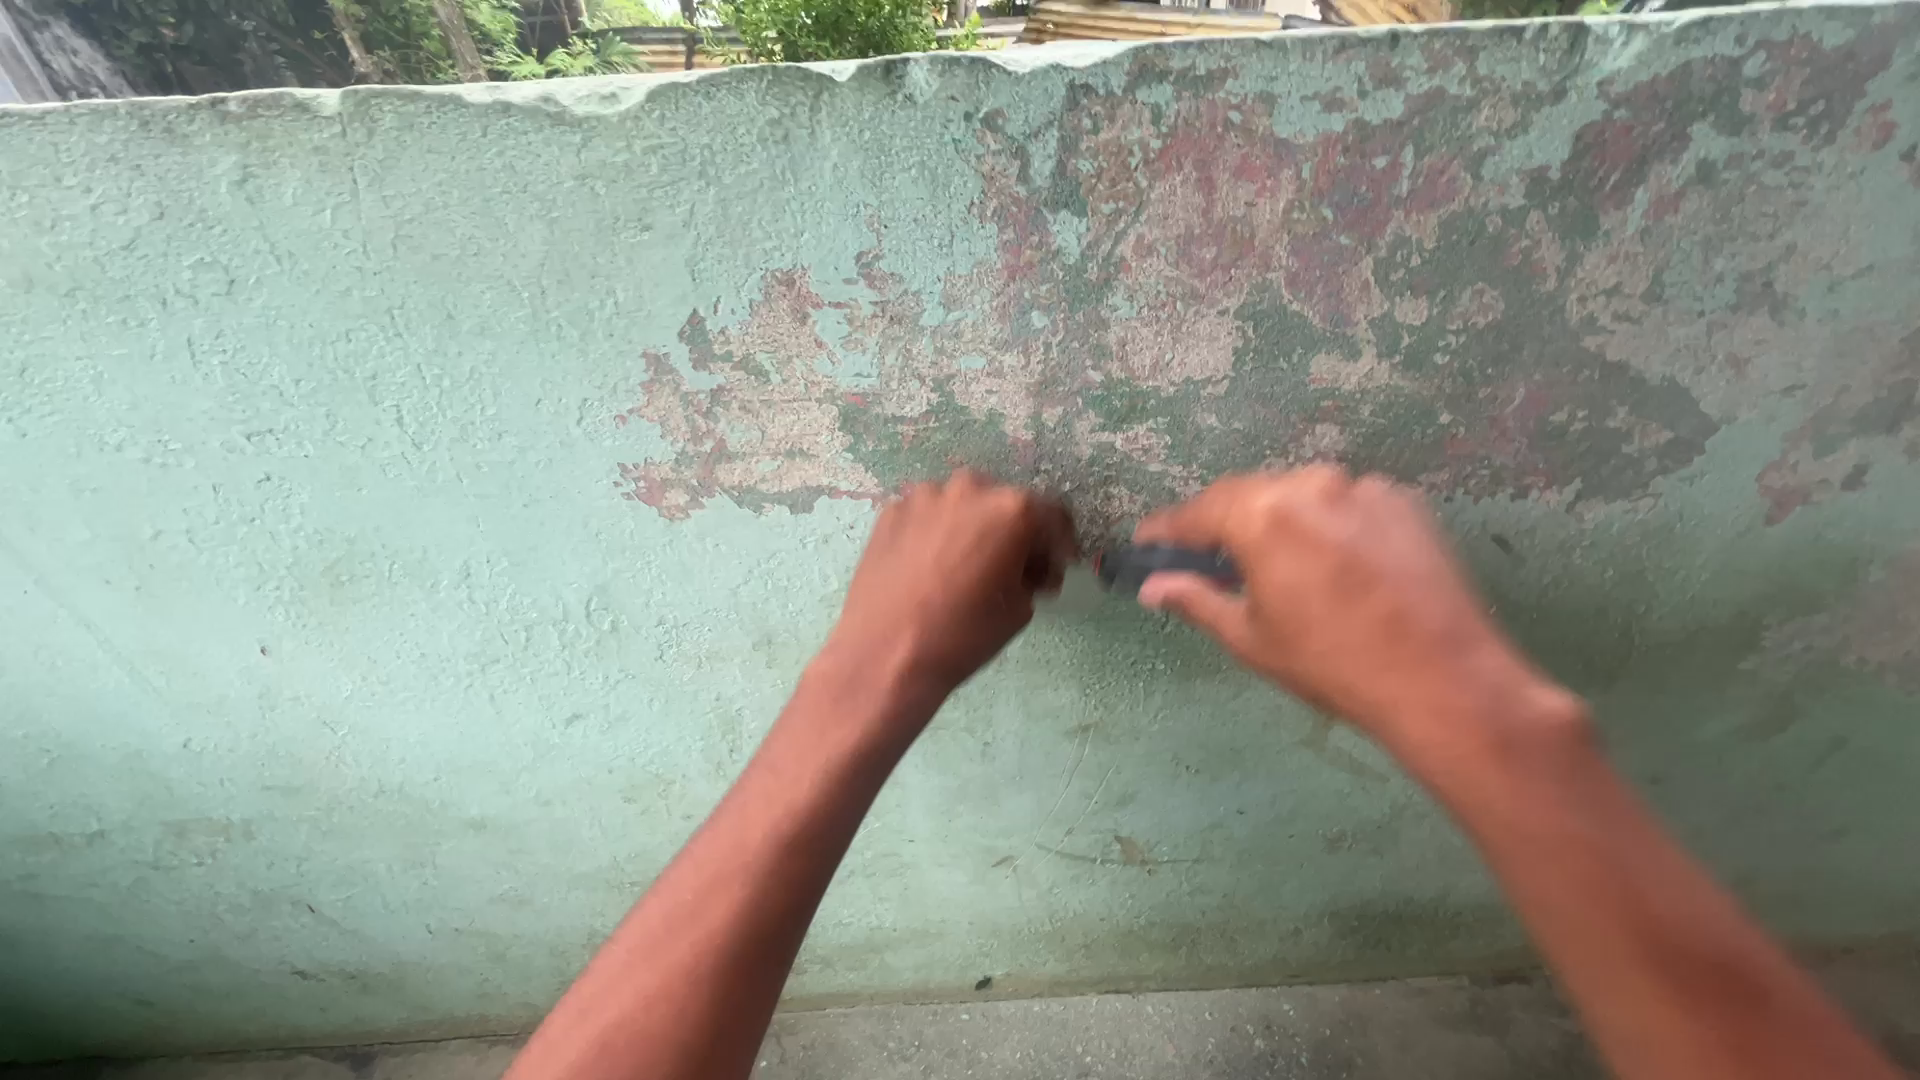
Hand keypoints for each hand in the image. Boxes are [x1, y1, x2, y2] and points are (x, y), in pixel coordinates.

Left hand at [824, 470, 1076, 700]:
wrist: (885, 653)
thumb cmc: (963, 634)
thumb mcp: (1020, 609)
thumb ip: (1032, 574)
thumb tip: (1025, 567)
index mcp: (1012, 508)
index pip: (1053, 515)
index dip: (1058, 546)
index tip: (1052, 571)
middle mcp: (970, 488)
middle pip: (1006, 504)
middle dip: (1014, 534)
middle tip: (1010, 572)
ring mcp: (924, 495)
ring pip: (964, 506)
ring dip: (974, 529)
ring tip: (965, 568)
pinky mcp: (891, 510)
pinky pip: (929, 515)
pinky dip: (938, 533)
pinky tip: (930, 567)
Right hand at [1134, 466, 1565, 748]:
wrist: (1444, 681)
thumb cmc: (1331, 664)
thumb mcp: (1250, 638)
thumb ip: (1195, 600)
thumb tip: (1150, 588)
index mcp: (1262, 516)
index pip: (1196, 512)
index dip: (1166, 528)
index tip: (1146, 541)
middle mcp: (1309, 485)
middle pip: (1245, 494)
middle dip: (1220, 521)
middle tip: (1206, 555)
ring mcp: (1361, 488)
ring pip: (1296, 492)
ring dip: (1272, 518)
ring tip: (1269, 558)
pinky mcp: (1402, 501)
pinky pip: (1342, 500)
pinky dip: (1321, 521)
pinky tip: (1328, 558)